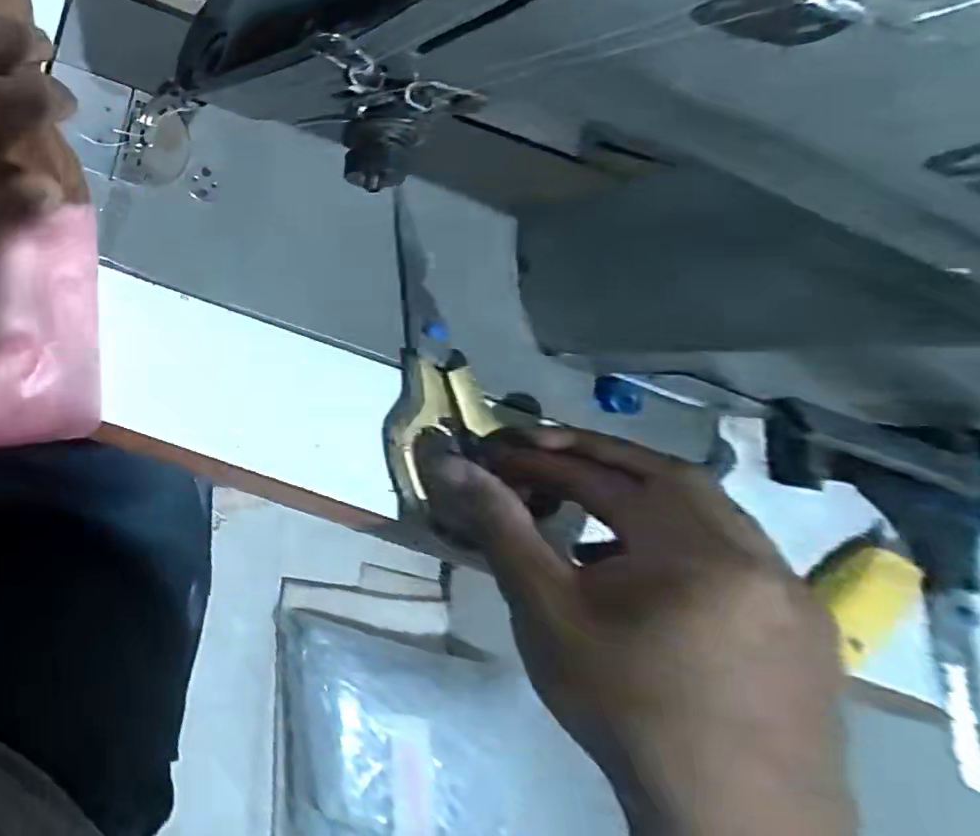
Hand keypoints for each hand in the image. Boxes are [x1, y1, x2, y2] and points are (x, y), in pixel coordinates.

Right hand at [418, 427, 854, 835]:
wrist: (729, 816)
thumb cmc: (621, 701)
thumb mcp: (544, 607)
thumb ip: (499, 526)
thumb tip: (448, 463)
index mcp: (699, 551)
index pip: (606, 479)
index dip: (540, 459)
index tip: (490, 455)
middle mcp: (760, 559)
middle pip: (671, 477)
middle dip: (597, 456)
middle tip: (536, 451)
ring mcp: (792, 595)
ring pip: (708, 513)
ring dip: (640, 494)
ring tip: (580, 507)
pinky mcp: (802, 629)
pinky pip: (732, 553)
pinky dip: (675, 536)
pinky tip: (635, 567)